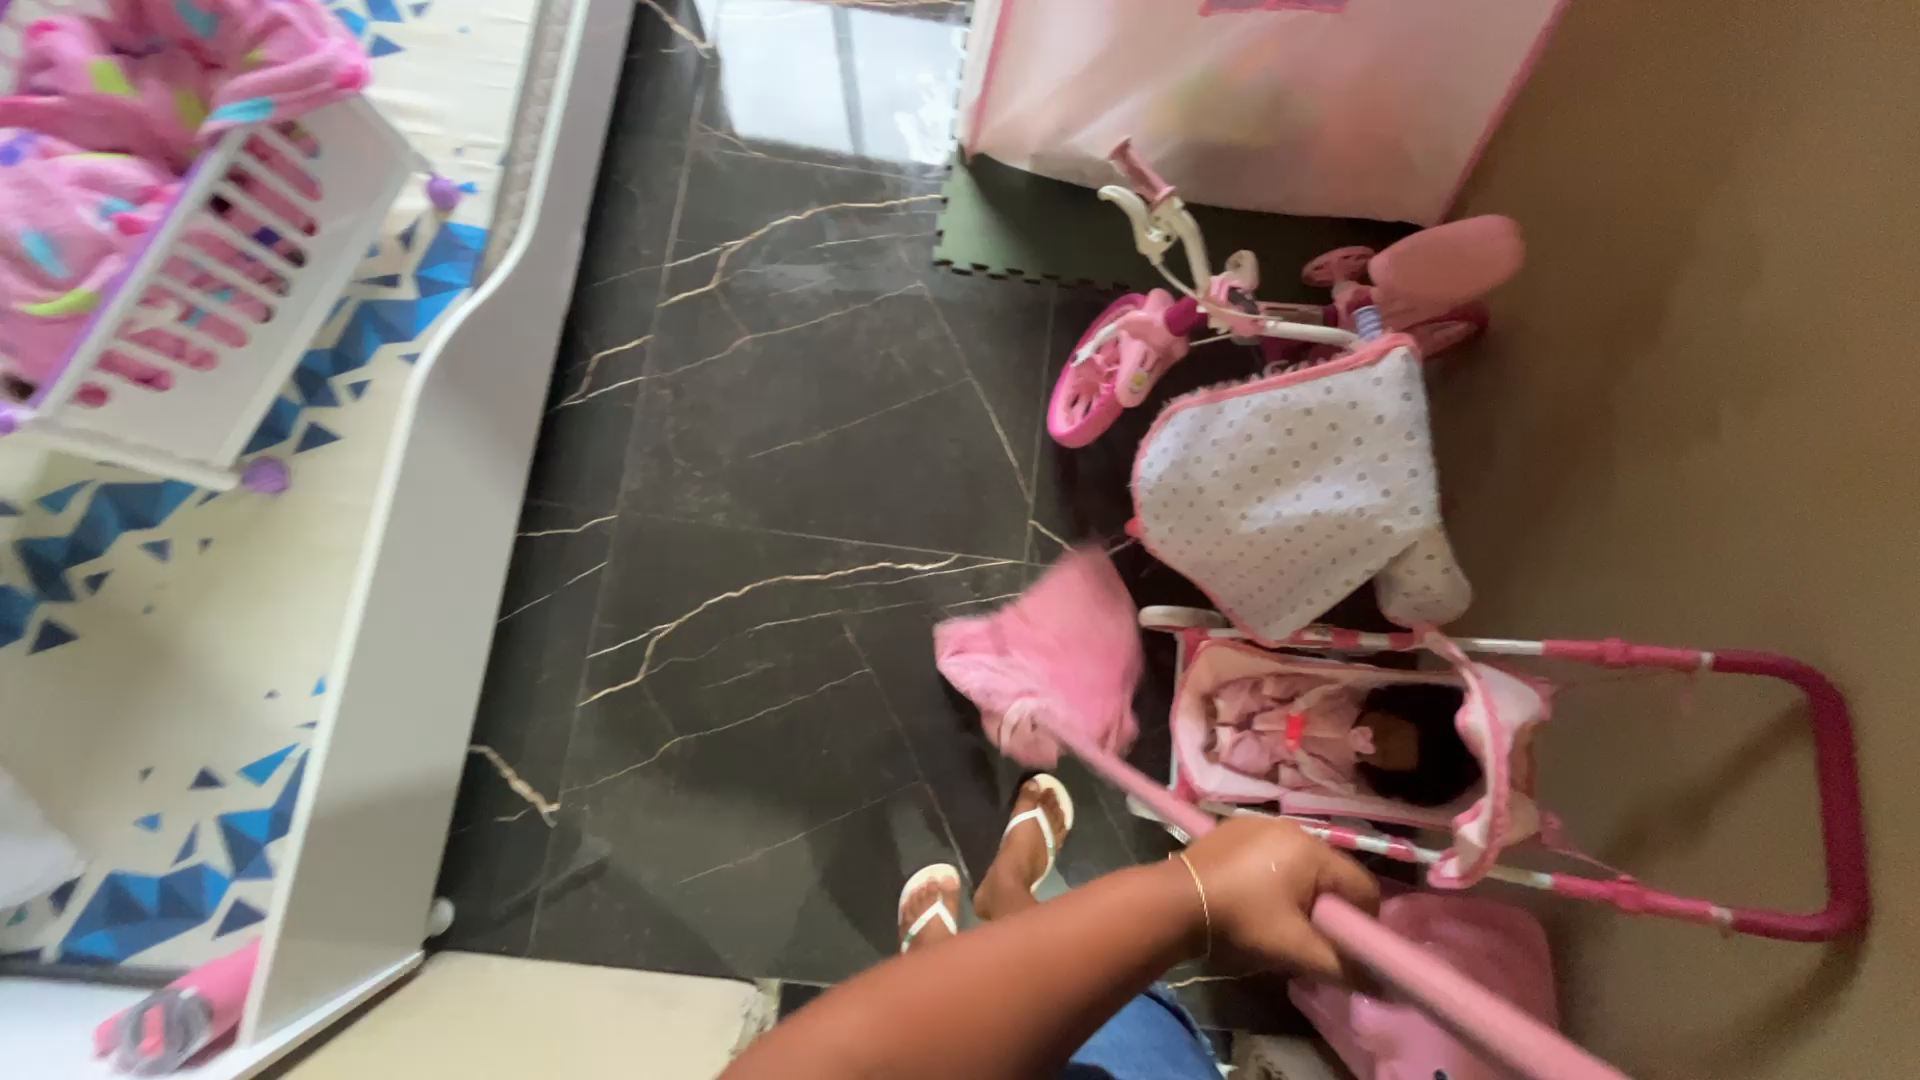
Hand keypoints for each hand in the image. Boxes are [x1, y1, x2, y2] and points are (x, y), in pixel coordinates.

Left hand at [1178, 817, 1379, 980]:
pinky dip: (1273, 875)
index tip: (1340, 946)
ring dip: (1300, 891)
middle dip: (1328, 906)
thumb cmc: (1242, 920)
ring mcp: (1258, 822)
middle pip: (1332, 872)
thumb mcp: (1298, 950)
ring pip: (1301, 863)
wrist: (1177, 900)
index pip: (1364, 887)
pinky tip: (1253, 896)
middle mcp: (1290, 826)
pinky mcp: (1234, 827)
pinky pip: (1272, 853)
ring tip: (1277, 918)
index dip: (1361, 923)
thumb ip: (1345, 966)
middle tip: (1306, 934)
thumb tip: (1381, 981)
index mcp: (1312, 848)